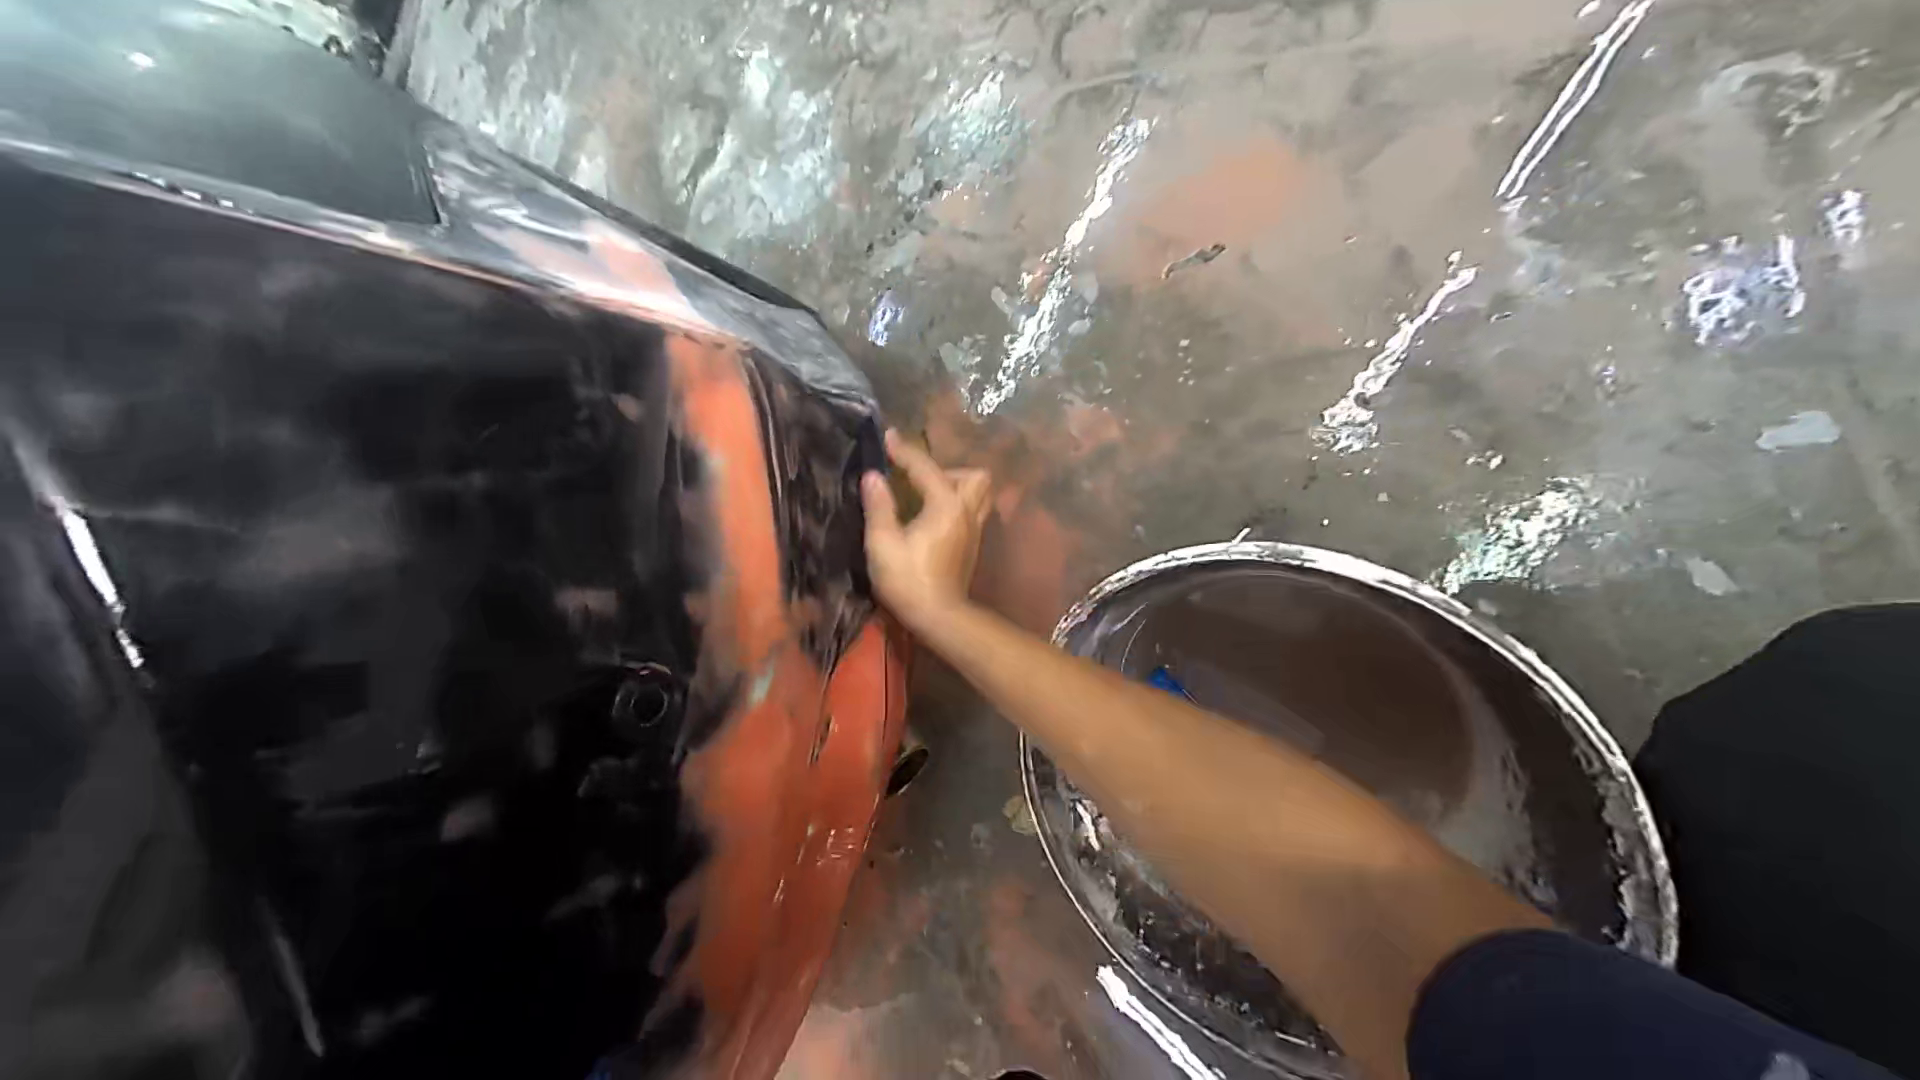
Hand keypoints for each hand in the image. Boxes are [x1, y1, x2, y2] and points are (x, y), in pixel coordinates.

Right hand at [861, 430, 992, 633]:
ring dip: (956, 486)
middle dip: (944, 470)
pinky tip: (932, 517)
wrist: (939, 618)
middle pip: (972, 475)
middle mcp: (967, 512)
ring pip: (980, 493)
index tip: (886, 437)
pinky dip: (957, 503)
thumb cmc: (907, 580)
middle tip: (915, 481)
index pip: (925, 467)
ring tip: (927, 496)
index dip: (904, 450)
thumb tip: (872, 476)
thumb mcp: (882, 543)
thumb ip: (879, 506)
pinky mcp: (973, 545)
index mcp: (945, 505)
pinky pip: (973, 510)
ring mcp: (975, 529)